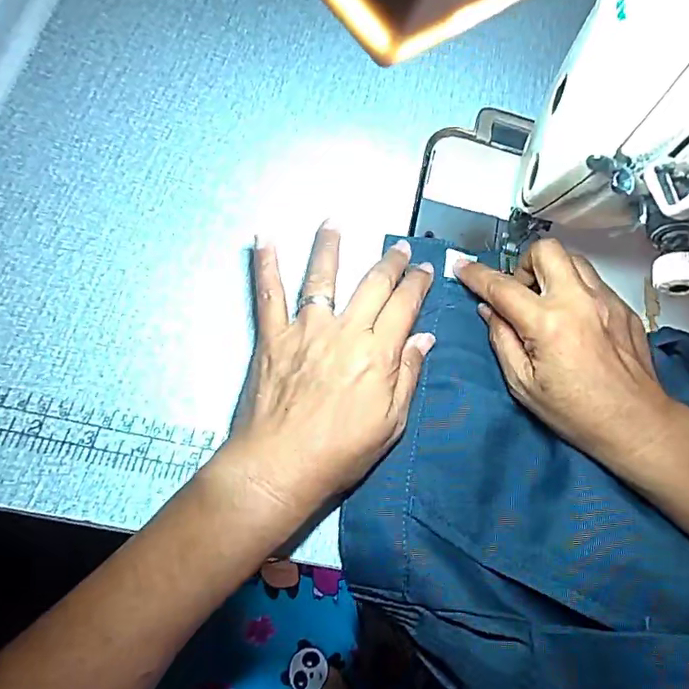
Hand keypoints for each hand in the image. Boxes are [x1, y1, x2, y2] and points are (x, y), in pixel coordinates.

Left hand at [219, 222, 436, 522]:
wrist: (280, 466)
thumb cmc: (341, 453)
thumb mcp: (391, 423)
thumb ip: (408, 375)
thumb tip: (424, 337)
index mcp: (378, 353)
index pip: (405, 305)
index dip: (417, 283)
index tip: (424, 269)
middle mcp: (345, 331)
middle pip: (372, 285)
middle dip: (389, 263)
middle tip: (398, 247)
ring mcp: (305, 330)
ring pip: (322, 278)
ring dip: (330, 247)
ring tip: (334, 223)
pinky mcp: (272, 337)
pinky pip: (269, 294)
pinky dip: (265, 265)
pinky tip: (264, 239)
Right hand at [455, 238, 688, 469]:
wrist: (635, 423)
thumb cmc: (575, 412)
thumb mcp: (523, 384)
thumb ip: (501, 340)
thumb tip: (489, 311)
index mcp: (548, 323)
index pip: (502, 286)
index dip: (476, 274)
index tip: (463, 267)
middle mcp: (579, 301)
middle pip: (545, 251)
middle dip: (524, 264)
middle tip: (519, 293)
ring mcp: (606, 301)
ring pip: (573, 260)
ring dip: (552, 273)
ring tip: (546, 303)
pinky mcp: (624, 308)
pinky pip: (593, 282)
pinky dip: (575, 290)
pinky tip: (574, 321)